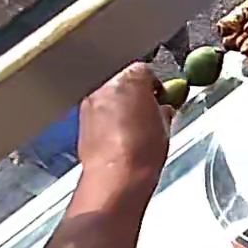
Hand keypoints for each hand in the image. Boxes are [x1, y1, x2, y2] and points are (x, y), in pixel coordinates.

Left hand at [77, 62, 170, 215]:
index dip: (156, 86)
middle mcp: (107, 86)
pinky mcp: (81, 119)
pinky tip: (120, 138)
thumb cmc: (143, 152)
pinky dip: (109, 119)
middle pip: (125, 82)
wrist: (116, 176)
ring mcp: (91, 102)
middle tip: (150, 115)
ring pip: (111, 96)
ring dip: (121, 107)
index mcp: (131, 81)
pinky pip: (100, 111)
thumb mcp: (166, 128)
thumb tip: (162, 108)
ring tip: (136, 130)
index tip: (163, 99)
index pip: (145, 71)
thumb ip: (163, 110)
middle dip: (137, 95)